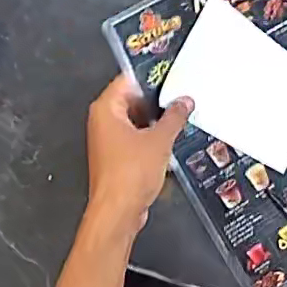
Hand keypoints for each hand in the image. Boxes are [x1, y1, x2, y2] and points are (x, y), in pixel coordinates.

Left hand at [85, 75, 192, 231]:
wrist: (119, 211)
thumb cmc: (129, 175)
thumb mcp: (160, 140)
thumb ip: (174, 117)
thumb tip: (183, 103)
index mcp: (106, 110)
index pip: (128, 80)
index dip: (151, 77)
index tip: (171, 76)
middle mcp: (103, 123)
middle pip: (132, 101)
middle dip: (157, 102)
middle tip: (180, 99)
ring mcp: (109, 141)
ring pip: (136, 121)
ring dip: (156, 122)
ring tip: (179, 121)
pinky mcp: (117, 158)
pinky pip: (136, 139)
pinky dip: (151, 138)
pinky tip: (170, 142)